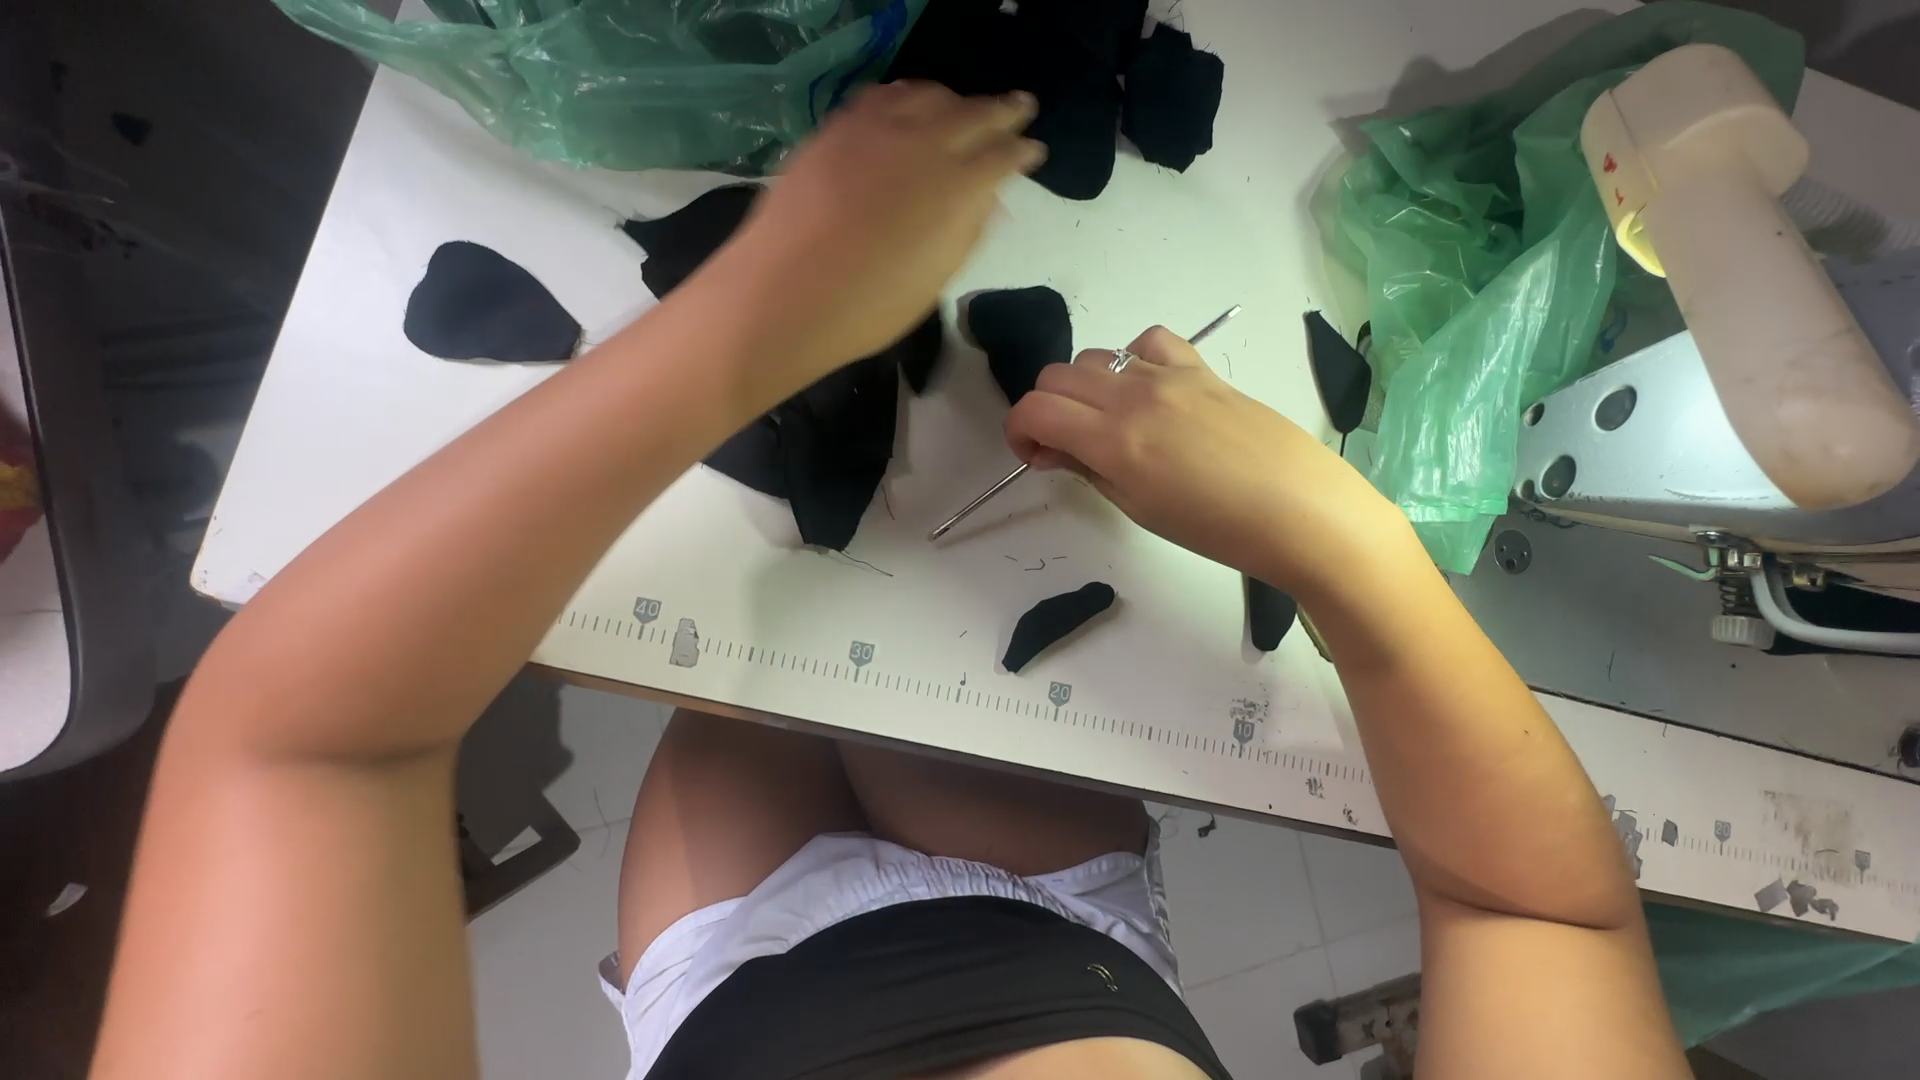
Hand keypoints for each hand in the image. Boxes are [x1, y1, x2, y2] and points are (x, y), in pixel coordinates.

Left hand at [705, 81, 1044, 380]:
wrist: (784, 295)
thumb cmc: (867, 307)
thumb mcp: (934, 281)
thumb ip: (967, 232)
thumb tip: (988, 201)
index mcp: (956, 187)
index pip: (1003, 156)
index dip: (1022, 151)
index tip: (1033, 151)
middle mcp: (922, 144)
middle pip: (973, 113)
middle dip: (1002, 109)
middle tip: (1021, 105)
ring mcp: (875, 129)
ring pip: (927, 94)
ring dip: (954, 99)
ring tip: (963, 107)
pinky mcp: (836, 128)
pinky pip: (882, 97)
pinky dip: (906, 97)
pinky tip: (906, 107)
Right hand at [1005, 327, 1413, 597]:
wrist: (1300, 509)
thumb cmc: (1216, 527)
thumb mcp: (1138, 508)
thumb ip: (1089, 469)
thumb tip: (1055, 450)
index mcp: (1114, 439)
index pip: (1034, 409)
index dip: (1018, 431)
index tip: (1034, 456)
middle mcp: (1134, 395)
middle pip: (1057, 376)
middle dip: (1045, 409)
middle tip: (1064, 446)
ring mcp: (1170, 375)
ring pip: (1096, 357)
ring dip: (1083, 387)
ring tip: (1106, 421)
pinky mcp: (1200, 369)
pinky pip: (1148, 342)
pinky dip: (1131, 360)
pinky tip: (1146, 389)